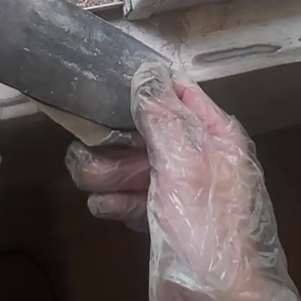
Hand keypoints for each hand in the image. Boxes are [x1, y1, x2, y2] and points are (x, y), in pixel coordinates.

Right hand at [65, 63, 299, 300]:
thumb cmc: (208, 230)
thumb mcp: (182, 165)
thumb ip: (162, 117)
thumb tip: (147, 70)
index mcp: (217, 137)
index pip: (180, 95)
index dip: (146, 87)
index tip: (108, 83)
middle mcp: (203, 159)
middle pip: (153, 132)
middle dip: (118, 137)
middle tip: (83, 138)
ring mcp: (187, 195)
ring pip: (142, 167)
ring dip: (111, 170)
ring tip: (83, 175)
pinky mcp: (171, 225)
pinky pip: (141, 200)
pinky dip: (120, 199)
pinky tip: (101, 203)